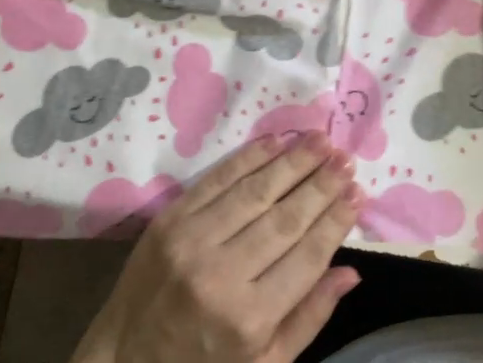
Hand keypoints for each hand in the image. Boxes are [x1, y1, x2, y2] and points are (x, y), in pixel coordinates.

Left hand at [70, 134, 362, 362]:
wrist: (123, 357)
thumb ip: (308, 318)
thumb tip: (350, 271)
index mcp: (249, 318)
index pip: (307, 256)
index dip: (336, 221)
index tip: (359, 193)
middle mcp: (221, 274)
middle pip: (285, 218)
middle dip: (321, 185)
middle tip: (347, 159)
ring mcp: (191, 241)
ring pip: (255, 191)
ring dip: (293, 162)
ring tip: (322, 141)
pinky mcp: (169, 219)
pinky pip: (217, 179)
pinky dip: (249, 158)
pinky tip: (276, 143)